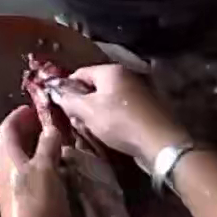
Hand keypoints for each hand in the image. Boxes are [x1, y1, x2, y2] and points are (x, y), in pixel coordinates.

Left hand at [0, 104, 69, 216]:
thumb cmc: (37, 202)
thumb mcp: (46, 170)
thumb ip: (48, 146)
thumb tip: (50, 127)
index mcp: (6, 152)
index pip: (7, 125)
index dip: (19, 114)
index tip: (34, 108)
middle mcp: (2, 163)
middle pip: (11, 139)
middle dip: (26, 128)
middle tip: (47, 124)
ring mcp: (8, 180)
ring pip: (18, 155)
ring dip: (33, 146)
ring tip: (54, 144)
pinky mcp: (16, 196)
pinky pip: (25, 170)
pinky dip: (37, 163)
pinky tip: (54, 169)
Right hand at [52, 65, 189, 166]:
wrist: (163, 146)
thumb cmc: (120, 122)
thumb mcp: (86, 110)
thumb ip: (66, 98)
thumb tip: (53, 91)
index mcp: (111, 70)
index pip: (79, 74)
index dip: (67, 88)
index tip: (62, 105)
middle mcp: (128, 76)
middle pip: (95, 87)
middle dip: (83, 102)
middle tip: (76, 119)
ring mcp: (143, 92)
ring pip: (110, 100)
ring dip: (98, 112)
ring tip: (93, 128)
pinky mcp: (152, 109)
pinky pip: (125, 110)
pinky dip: (116, 118)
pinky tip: (112, 132)